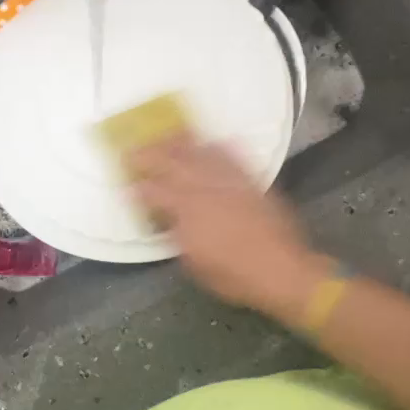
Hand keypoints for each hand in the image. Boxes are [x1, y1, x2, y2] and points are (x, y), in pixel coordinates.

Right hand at [129, 133, 324, 321]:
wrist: (282, 270)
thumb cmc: (234, 275)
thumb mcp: (194, 263)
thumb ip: (178, 235)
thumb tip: (169, 220)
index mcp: (187, 211)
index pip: (154, 191)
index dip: (138, 186)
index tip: (127, 183)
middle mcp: (206, 189)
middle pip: (173, 163)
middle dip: (151, 153)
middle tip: (136, 147)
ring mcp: (230, 182)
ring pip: (201, 153)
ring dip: (181, 142)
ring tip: (168, 134)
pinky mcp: (251, 181)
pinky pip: (233, 157)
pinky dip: (220, 147)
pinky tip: (212, 142)